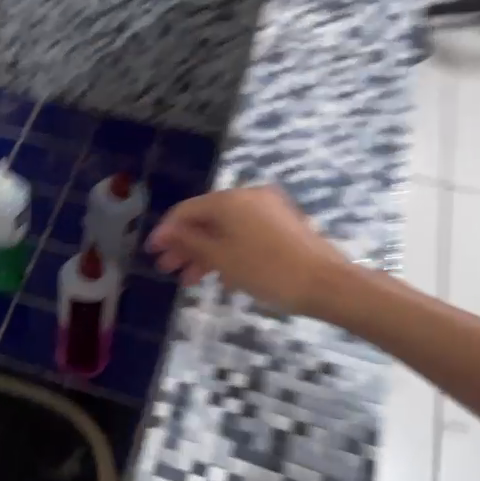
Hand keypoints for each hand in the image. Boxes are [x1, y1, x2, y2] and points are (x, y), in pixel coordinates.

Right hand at [145, 185, 351, 314]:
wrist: (327, 283)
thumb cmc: (267, 270)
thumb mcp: (220, 258)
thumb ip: (188, 242)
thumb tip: (164, 233)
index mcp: (229, 200)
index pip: (185, 211)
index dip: (165, 233)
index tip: (152, 254)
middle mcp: (248, 197)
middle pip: (205, 219)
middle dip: (185, 246)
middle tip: (169, 271)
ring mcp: (268, 210)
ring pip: (225, 229)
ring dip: (205, 253)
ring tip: (193, 280)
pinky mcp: (283, 225)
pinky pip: (244, 234)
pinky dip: (228, 251)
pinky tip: (223, 277)